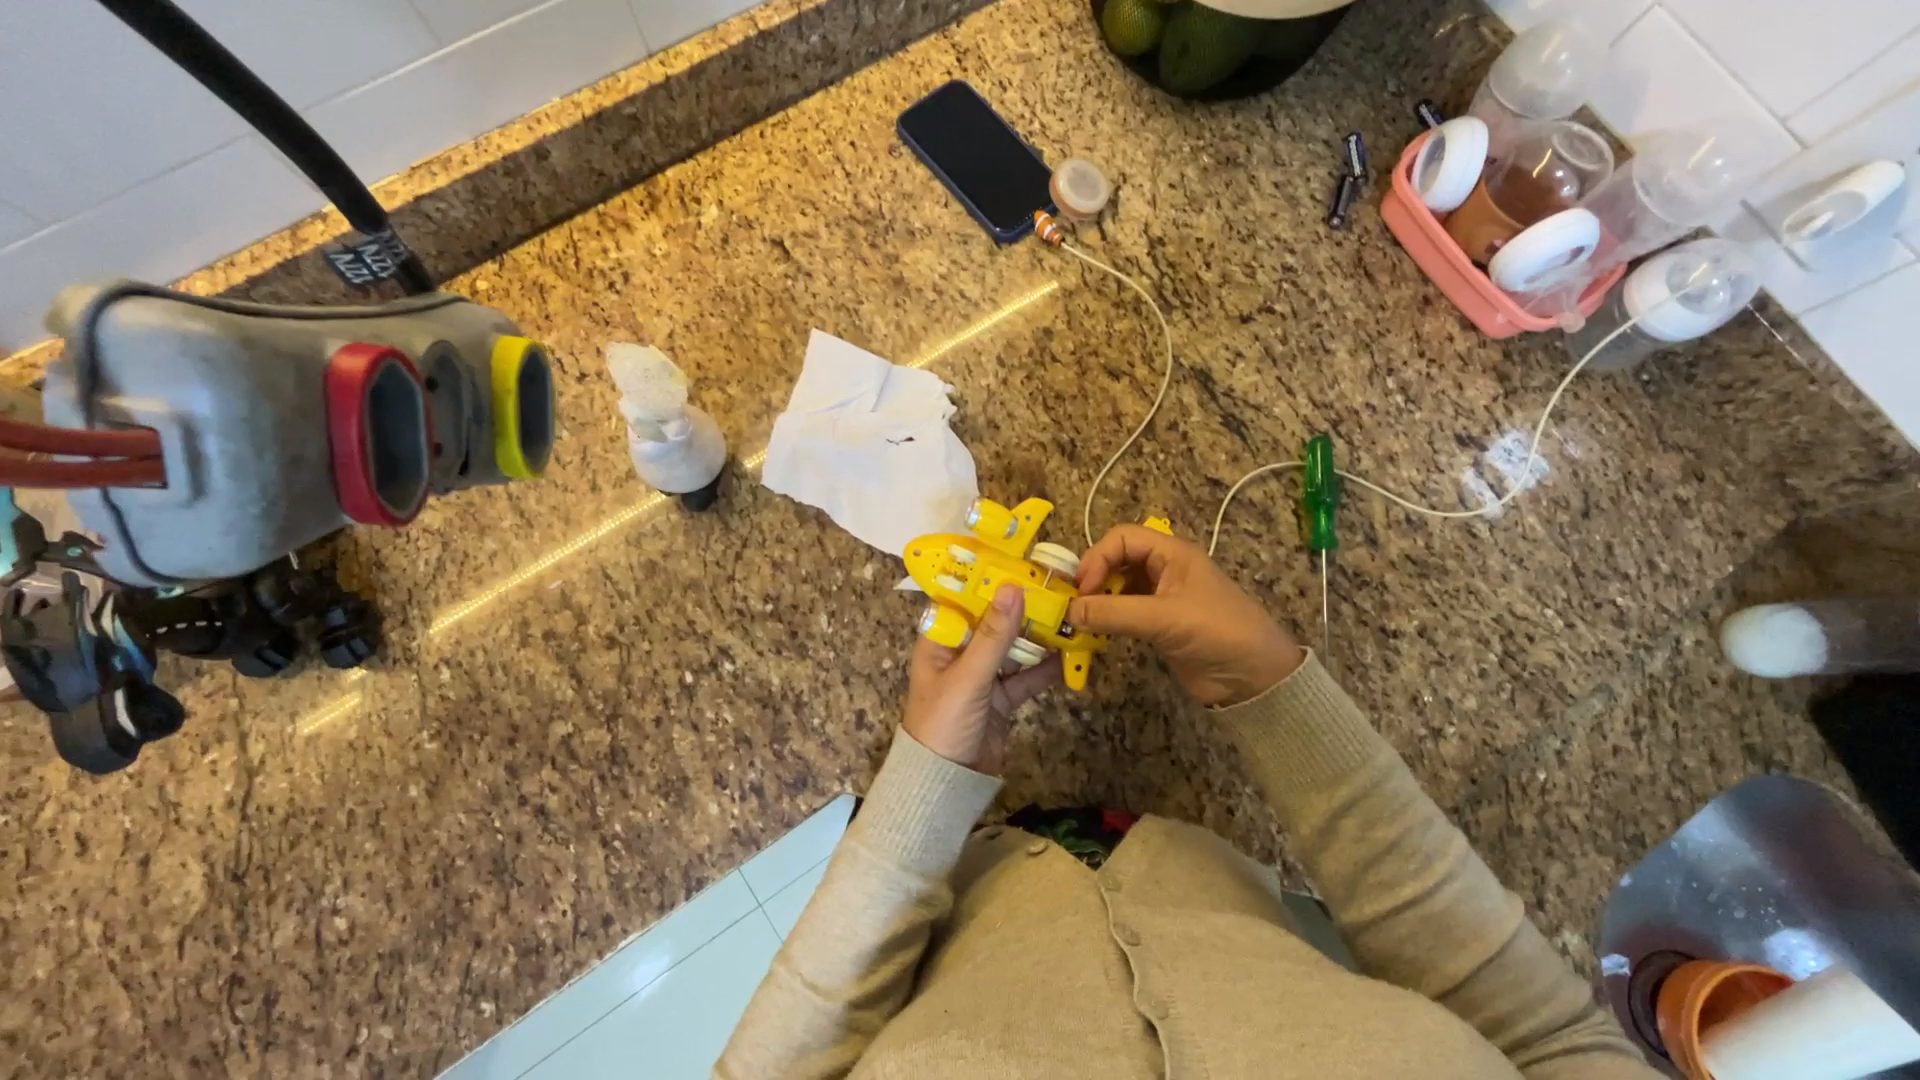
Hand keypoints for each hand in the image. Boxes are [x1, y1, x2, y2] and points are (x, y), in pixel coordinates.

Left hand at [904, 585, 1061, 774]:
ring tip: (1069, 613)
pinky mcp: (1001, 699)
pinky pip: (1026, 676)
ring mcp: (982, 676)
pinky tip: (1070, 653)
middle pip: (993, 620)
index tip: (1018, 558)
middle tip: (1057, 584)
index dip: (986, 578)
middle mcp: (960, 653)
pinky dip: (1046, 667)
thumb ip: (993, 635)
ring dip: (1038, 634)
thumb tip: (1014, 588)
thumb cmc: (944, 724)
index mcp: (939, 641)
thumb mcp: (968, 677)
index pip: (961, 598)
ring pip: (1014, 647)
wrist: (946, 786)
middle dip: (1022, 605)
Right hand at [1069, 525, 1304, 707]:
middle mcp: (1164, 569)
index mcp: (1172, 553)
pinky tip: (1095, 634)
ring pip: (1117, 588)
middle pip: (1116, 560)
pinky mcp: (1158, 625)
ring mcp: (1160, 597)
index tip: (1083, 588)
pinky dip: (1106, 620)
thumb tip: (1069, 610)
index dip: (1098, 558)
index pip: (1122, 538)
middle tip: (1075, 606)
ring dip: (1097, 601)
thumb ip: (1114, 613)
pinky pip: (1123, 614)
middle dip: (1093, 579)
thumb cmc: (1216, 633)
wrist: (1254, 678)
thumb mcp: (1164, 619)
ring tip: (1080, 622)